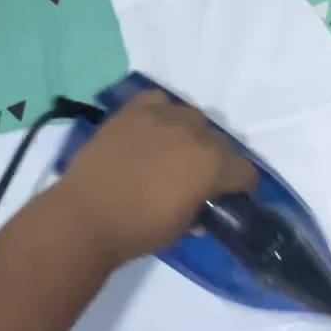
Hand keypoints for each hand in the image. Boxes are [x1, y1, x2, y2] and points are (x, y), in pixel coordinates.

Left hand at [49, 90, 256, 264]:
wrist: (85, 216)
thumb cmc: (139, 229)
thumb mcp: (181, 228)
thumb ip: (199, 210)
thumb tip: (200, 206)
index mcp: (213, 164)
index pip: (244, 170)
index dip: (239, 186)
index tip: (228, 196)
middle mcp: (194, 133)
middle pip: (220, 142)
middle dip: (215, 160)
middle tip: (197, 178)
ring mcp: (162, 117)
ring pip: (192, 117)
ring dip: (190, 134)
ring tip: (173, 152)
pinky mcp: (132, 111)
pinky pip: (158, 101)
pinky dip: (160, 113)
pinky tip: (151, 131)